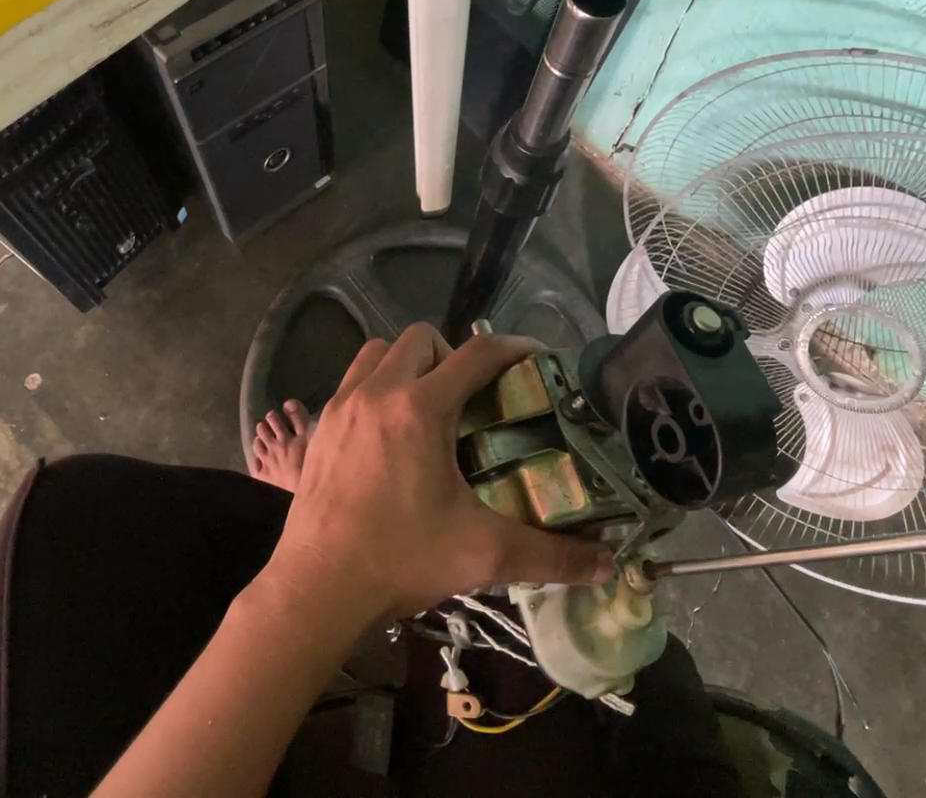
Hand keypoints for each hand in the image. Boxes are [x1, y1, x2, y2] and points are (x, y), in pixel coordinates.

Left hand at [259, 324, 612, 625]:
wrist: (317, 587)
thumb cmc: (400, 560)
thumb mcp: (482, 554)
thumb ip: (551, 556)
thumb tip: (608, 565)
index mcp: (420, 409)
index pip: (477, 354)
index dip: (513, 348)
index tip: (535, 357)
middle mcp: (378, 392)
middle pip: (422, 338)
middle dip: (454, 354)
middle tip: (472, 396)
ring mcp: (342, 405)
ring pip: (379, 351)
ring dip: (409, 362)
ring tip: (428, 404)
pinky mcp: (321, 426)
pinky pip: (352, 379)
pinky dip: (376, 384)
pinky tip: (389, 431)